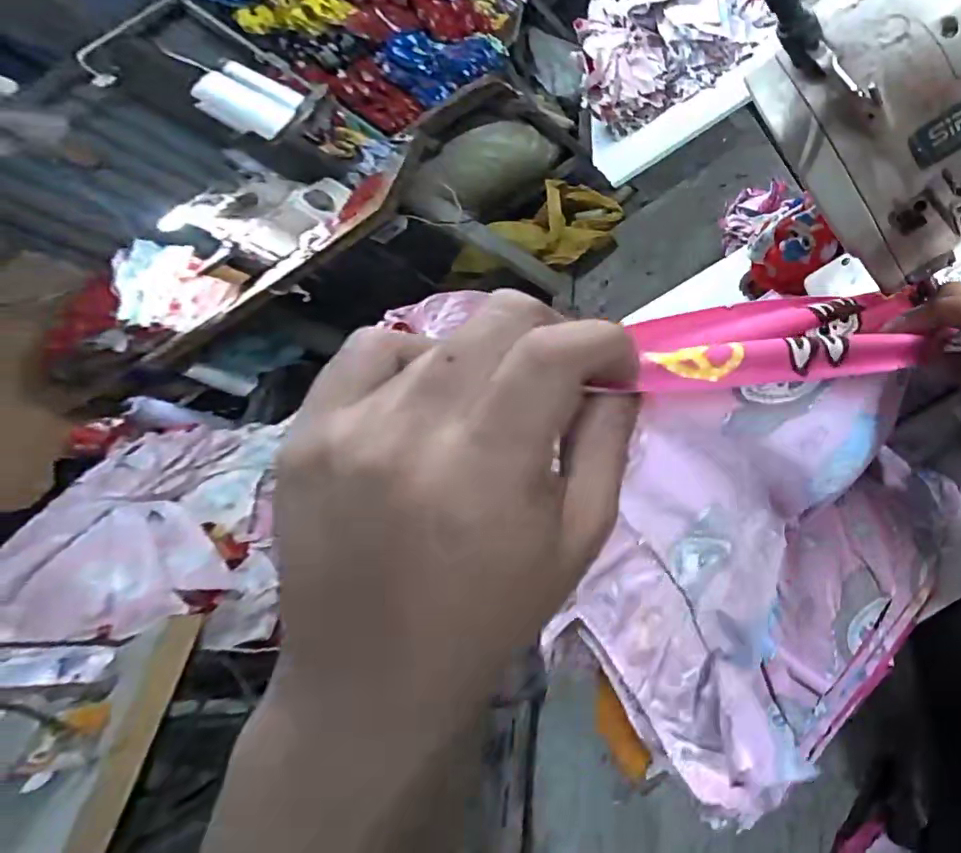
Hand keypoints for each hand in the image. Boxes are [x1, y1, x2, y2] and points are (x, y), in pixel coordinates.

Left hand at [271, 290, 638, 719]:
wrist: (373, 677)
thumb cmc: (500, 608)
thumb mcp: (586, 529)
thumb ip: (610, 439)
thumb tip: (618, 380)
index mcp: (488, 464)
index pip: (558, 348)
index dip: (608, 342)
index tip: (621, 373)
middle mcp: (410, 431)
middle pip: (504, 316)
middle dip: (561, 335)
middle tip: (571, 382)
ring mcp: (345, 428)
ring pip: (448, 330)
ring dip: (499, 351)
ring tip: (502, 400)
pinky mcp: (305, 435)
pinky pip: (375, 349)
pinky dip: (424, 358)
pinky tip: (436, 402)